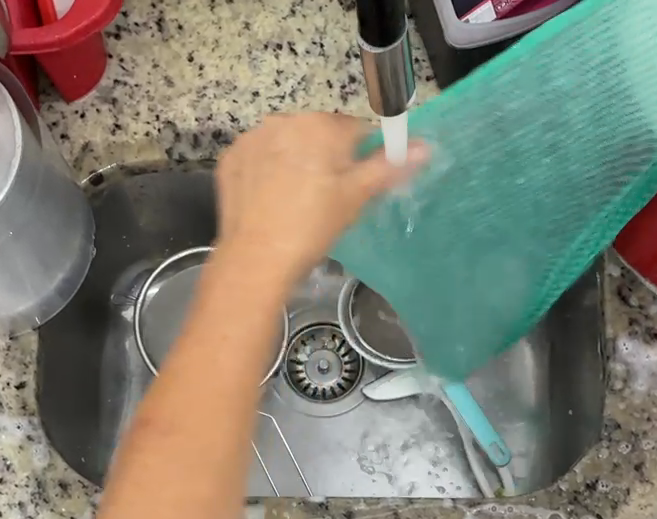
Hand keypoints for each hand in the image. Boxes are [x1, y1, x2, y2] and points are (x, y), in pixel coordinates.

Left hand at [212, 112, 424, 291]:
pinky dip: (266, 174)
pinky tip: (271, 203)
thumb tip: (425, 147)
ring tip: (296, 204)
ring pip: (287, 145)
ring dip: (295, 165)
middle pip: (318, 135)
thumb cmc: (310, 229)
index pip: (355, 129)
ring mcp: (253, 138)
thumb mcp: (355, 199)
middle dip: (326, 160)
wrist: (255, 260)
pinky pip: (258, 159)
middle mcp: (284, 121)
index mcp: (320, 125)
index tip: (356, 186)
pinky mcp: (231, 159)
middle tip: (326, 201)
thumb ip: (389, 168)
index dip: (361, 157)